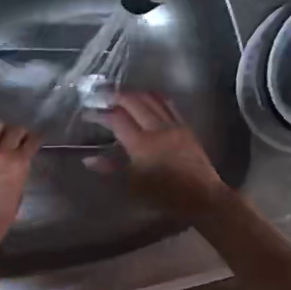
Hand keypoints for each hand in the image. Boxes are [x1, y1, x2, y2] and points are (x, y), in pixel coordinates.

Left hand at [0, 120, 39, 251]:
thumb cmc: (1, 216)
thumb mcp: (19, 193)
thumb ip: (19, 173)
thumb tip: (17, 163)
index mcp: (20, 165)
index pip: (32, 141)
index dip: (36, 138)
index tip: (35, 138)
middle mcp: (3, 154)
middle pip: (15, 129)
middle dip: (19, 132)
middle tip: (16, 137)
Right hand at [91, 91, 231, 215]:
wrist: (202, 196)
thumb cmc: (165, 196)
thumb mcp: (135, 185)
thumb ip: (111, 168)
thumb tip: (88, 160)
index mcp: (141, 145)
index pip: (116, 119)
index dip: (99, 114)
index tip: (88, 113)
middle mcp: (157, 128)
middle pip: (133, 101)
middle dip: (115, 95)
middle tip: (101, 95)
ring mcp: (173, 124)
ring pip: (151, 98)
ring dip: (133, 93)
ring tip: (120, 95)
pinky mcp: (185, 126)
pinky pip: (167, 104)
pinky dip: (153, 97)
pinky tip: (145, 98)